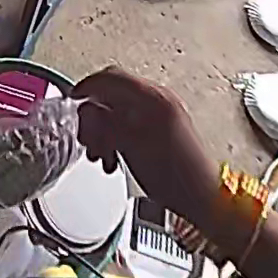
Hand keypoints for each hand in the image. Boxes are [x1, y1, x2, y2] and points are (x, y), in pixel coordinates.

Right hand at [72, 67, 227, 238]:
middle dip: (93, 116)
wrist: (204, 199)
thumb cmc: (174, 175)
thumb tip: (87, 110)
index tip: (73, 101)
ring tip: (99, 153)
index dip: (86, 88)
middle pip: (111, 94)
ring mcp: (160, 112)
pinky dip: (115, 135)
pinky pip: (128, 122)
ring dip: (102, 130)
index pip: (109, 78)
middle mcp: (157, 99)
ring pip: (117, 110)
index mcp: (151, 97)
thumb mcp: (128, 144)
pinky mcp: (161, 127)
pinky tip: (112, 156)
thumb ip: (104, 121)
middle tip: (87, 137)